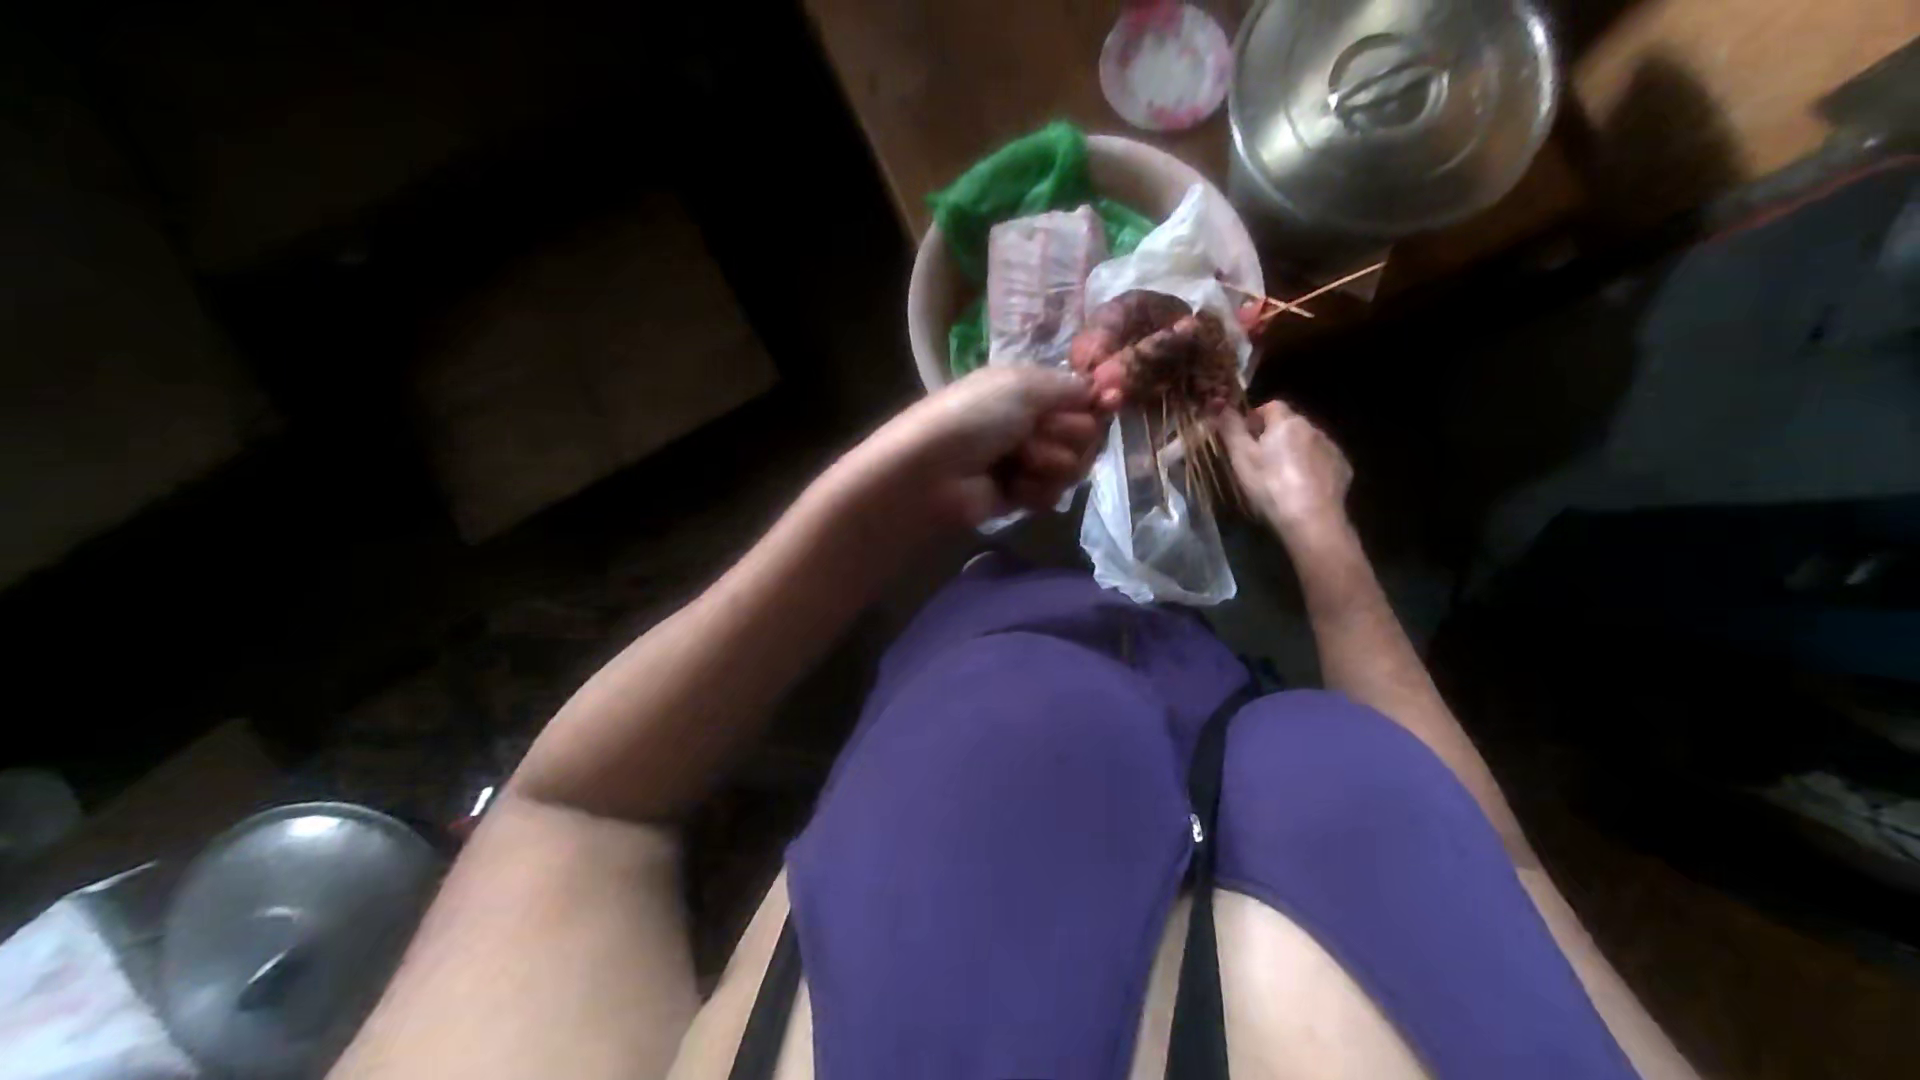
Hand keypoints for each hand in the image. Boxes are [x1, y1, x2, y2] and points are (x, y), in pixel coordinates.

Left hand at [842, 366, 1106, 529]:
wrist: (933, 472)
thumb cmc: (975, 417)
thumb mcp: (1022, 385)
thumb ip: (1068, 386)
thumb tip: (1103, 390)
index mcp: (1029, 389)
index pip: (1082, 397)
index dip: (1095, 403)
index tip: (1108, 404)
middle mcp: (1031, 423)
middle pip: (1085, 433)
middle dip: (1066, 435)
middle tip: (1033, 436)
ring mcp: (1027, 461)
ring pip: (1073, 466)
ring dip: (1049, 463)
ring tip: (1018, 462)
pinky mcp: (1021, 496)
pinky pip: (1054, 494)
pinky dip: (1036, 490)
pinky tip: (1013, 487)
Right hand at [1218, 400, 1351, 540]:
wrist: (1310, 519)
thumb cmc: (1269, 485)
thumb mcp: (1241, 457)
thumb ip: (1230, 428)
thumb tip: (1219, 405)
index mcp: (1287, 422)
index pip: (1271, 406)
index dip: (1255, 418)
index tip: (1245, 437)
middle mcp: (1313, 428)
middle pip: (1290, 424)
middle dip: (1274, 435)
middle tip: (1259, 460)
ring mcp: (1331, 448)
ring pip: (1307, 442)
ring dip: (1294, 450)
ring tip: (1280, 476)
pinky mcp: (1342, 468)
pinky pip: (1322, 460)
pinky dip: (1311, 466)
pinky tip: (1301, 486)